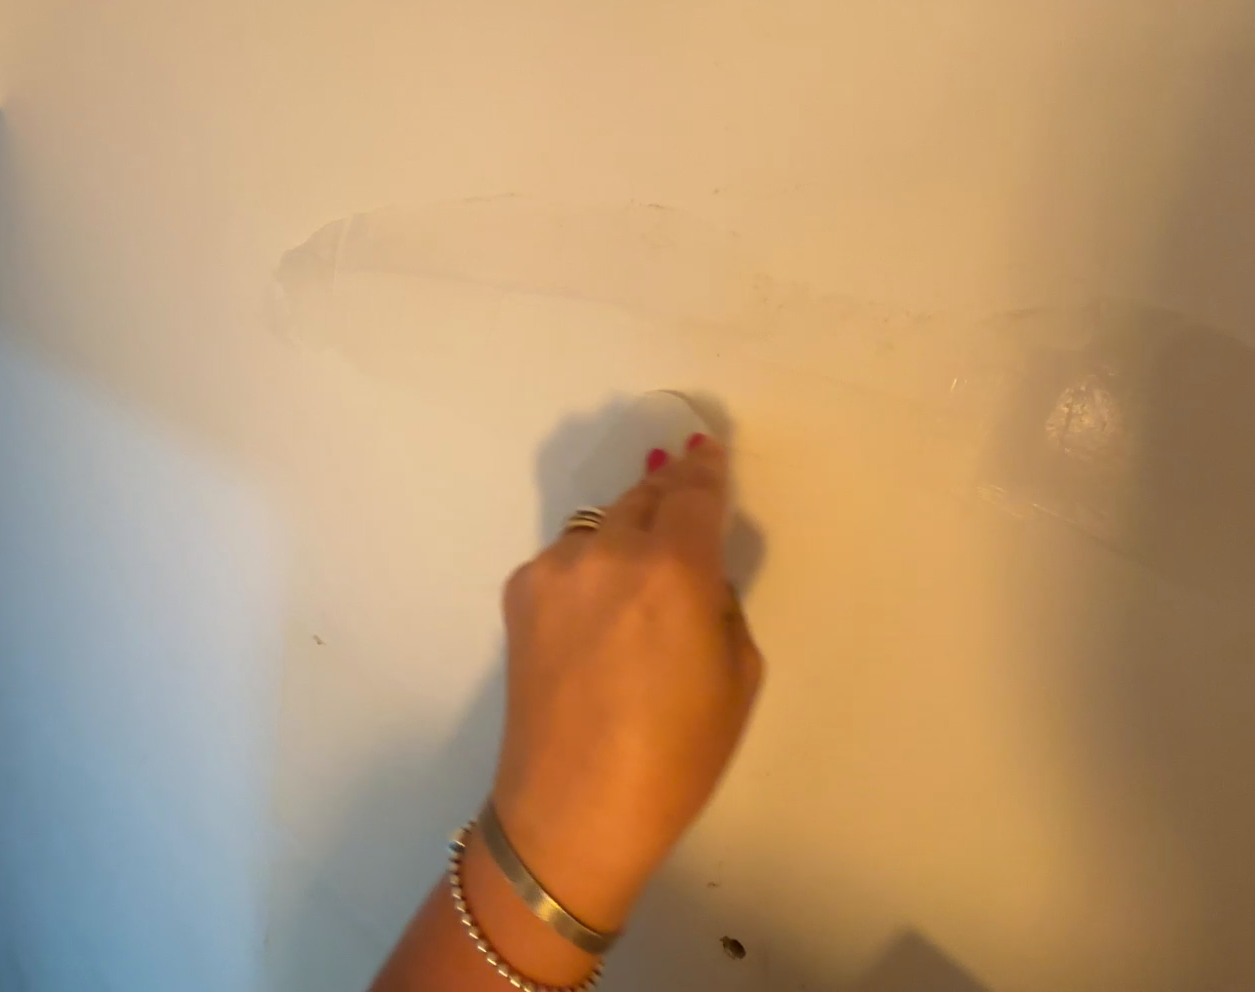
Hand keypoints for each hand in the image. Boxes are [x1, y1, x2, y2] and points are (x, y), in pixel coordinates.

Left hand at [490, 435, 761, 932]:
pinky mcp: (518, 588)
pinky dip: (587, 566)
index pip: (693, 492)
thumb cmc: (674, 756)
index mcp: (673, 570)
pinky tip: (592, 612)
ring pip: (598, 525)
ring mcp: (553, 567)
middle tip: (681, 493)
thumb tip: (698, 567)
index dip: (706, 468)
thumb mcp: (736, 675)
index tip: (708, 450)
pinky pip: (566, 557)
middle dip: (667, 492)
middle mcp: (606, 551)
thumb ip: (719, 599)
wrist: (570, 804)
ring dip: (623, 533)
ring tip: (635, 572)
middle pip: (642, 496)